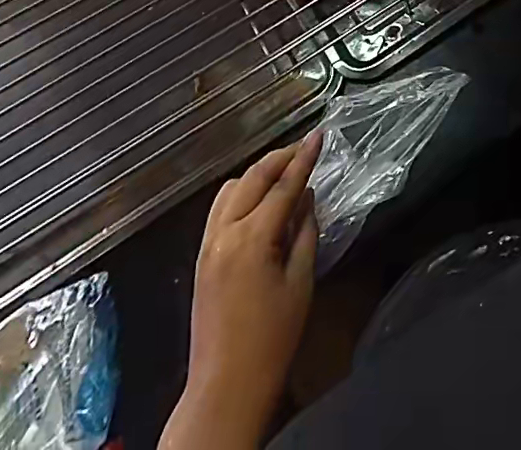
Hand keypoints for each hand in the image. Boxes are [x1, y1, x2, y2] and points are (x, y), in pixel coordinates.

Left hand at [161, 132, 322, 449]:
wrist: (225, 385)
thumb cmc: (272, 339)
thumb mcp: (300, 284)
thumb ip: (305, 234)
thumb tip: (307, 199)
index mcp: (251, 239)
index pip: (283, 186)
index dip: (304, 159)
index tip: (319, 135)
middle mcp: (224, 232)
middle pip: (253, 178)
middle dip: (281, 158)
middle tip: (305, 147)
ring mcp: (207, 243)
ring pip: (231, 188)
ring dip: (258, 174)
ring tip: (285, 174)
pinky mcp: (201, 255)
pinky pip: (220, 208)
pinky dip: (241, 193)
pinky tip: (260, 201)